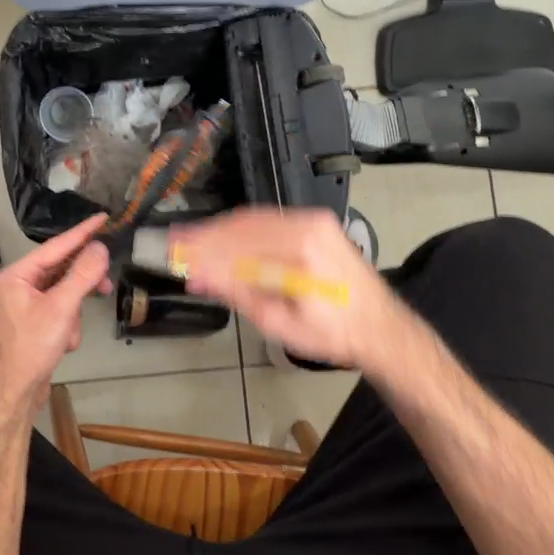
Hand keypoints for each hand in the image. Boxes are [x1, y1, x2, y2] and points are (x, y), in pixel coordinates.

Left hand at [0, 214, 112, 414]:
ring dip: (74, 314)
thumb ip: (82, 275)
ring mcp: (26, 305)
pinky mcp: (34, 323)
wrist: (13, 391)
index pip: (56, 246)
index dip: (82, 232)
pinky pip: (61, 313)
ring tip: (69, 333)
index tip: (102, 217)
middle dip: (81, 285)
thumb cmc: (31, 347)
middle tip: (105, 284)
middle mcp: (19, 285)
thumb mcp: (61, 308)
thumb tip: (100, 248)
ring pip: (65, 294)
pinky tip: (64, 344)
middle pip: (62, 270)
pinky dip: (68, 326)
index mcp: (18, 275)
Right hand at [172, 208, 413, 369]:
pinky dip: (241, 229)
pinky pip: (269, 220)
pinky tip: (222, 239)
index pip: (237, 247)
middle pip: (242, 227)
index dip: (201, 251)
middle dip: (205, 237)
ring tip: (190, 242)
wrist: (379, 327)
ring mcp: (314, 221)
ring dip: (220, 231)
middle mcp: (308, 228)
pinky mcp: (316, 222)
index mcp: (301, 254)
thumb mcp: (279, 323)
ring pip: (253, 220)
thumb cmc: (332, 334)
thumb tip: (199, 276)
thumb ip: (238, 293)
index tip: (174, 255)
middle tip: (174, 245)